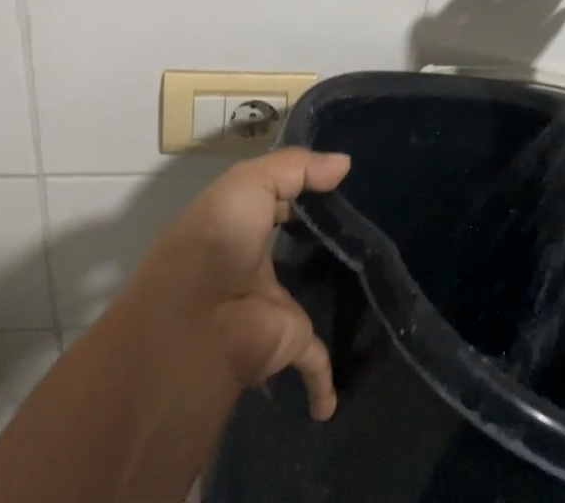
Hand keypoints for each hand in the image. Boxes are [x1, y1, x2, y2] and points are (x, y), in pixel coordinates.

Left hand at [130, 148, 351, 420]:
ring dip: (317, 305)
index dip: (298, 190)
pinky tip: (332, 402)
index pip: (271, 202)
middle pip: (287, 253)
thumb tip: (345, 163)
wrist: (199, 316)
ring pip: (301, 306)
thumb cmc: (218, 237)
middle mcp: (251, 265)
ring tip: (366, 289)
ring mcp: (269, 307)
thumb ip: (297, 167)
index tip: (339, 183)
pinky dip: (324, 385)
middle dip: (312, 248)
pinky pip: (314, 365)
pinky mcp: (286, 342)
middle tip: (362, 233)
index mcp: (238, 224)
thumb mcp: (250, 182)